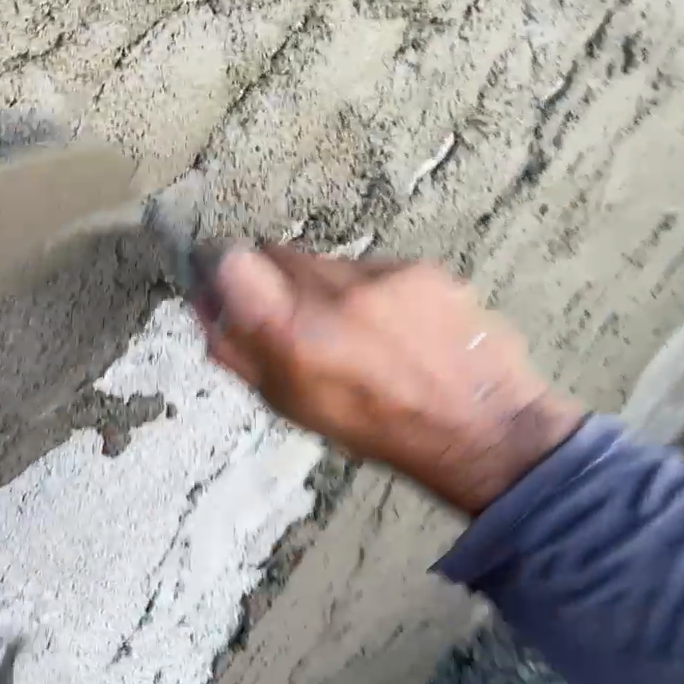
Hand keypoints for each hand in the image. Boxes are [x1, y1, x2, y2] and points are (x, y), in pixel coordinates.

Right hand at [195, 246, 585, 514]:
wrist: (482, 430)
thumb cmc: (368, 425)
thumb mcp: (281, 401)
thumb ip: (233, 347)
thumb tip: (201, 302)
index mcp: (291, 334)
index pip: (233, 261)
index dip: (224, 267)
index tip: (228, 281)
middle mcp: (333, 294)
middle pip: (275, 253)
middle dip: (274, 279)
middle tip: (295, 317)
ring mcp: (382, 277)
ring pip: (323, 260)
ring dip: (321, 285)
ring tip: (353, 329)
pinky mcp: (422, 268)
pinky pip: (370, 266)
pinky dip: (369, 289)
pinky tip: (392, 326)